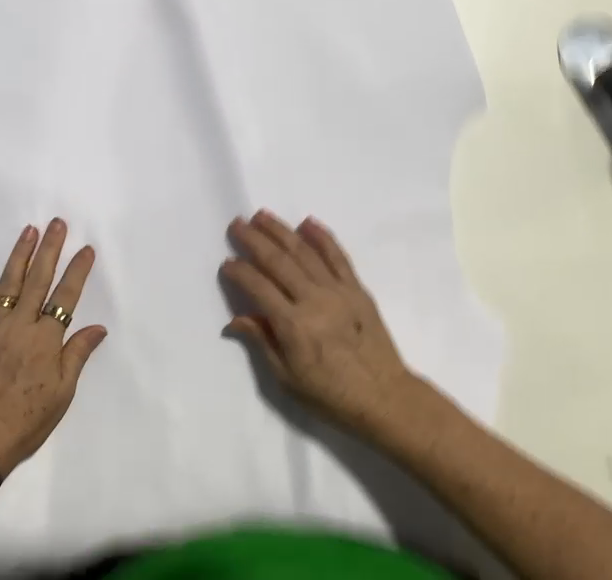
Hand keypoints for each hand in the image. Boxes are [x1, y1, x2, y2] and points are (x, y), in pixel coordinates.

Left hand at [0, 219, 107, 476]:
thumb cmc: (27, 421)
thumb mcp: (62, 393)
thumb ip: (77, 355)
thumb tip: (97, 328)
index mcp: (46, 340)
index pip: (66, 297)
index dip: (77, 271)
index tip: (86, 249)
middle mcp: (20, 325)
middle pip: (38, 280)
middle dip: (50, 249)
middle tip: (57, 224)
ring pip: (9, 282)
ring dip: (20, 254)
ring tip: (30, 231)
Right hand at [222, 210, 417, 436]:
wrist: (385, 397)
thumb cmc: (331, 395)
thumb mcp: (288, 378)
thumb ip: (262, 342)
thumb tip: (234, 320)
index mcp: (293, 325)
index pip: (258, 288)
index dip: (239, 273)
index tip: (227, 263)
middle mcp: (314, 300)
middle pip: (278, 262)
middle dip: (254, 240)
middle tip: (236, 224)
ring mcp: (338, 292)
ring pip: (305, 252)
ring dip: (281, 231)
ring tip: (262, 215)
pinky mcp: (357, 289)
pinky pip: (338, 257)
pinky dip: (322, 237)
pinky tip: (308, 222)